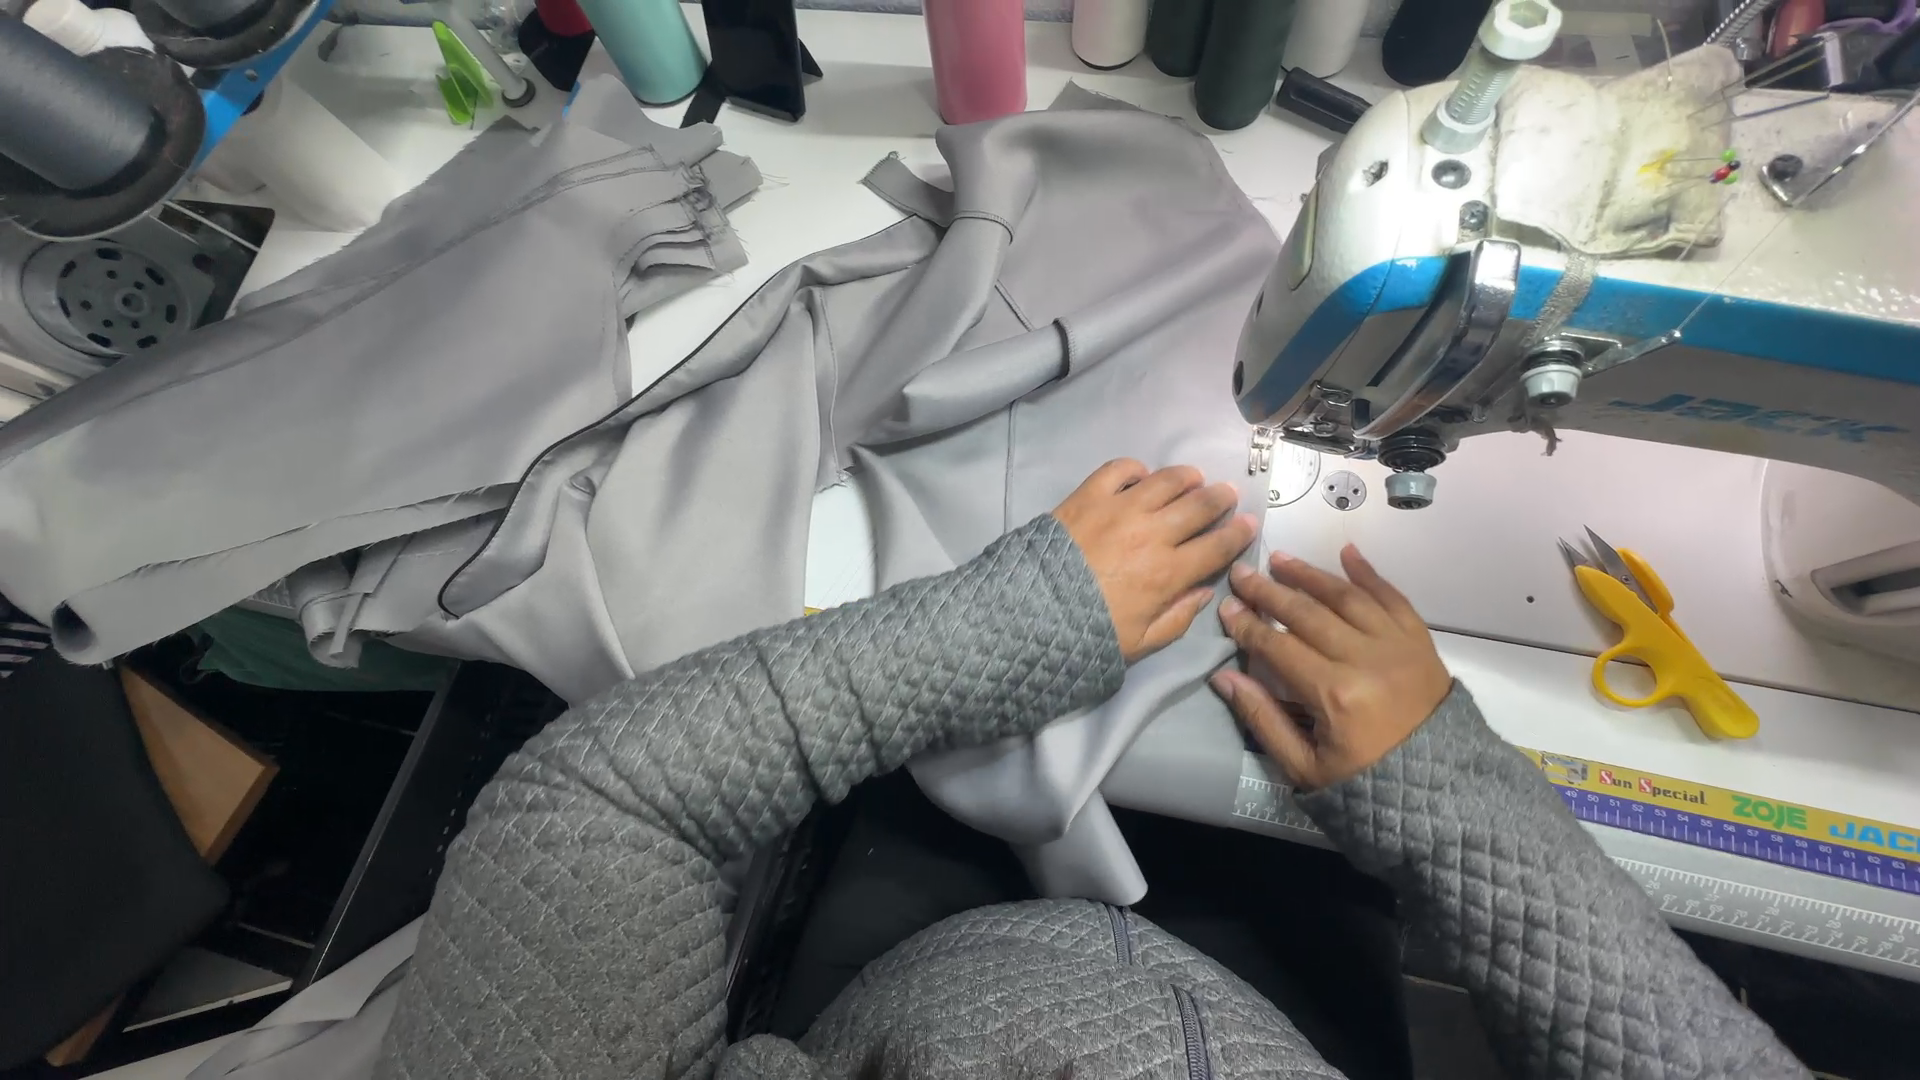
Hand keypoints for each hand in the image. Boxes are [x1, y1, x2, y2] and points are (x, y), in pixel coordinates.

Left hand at [1052, 459, 1257, 662]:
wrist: (1030, 613)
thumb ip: (1178, 618)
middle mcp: (1152, 533)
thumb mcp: (1141, 642)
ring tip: (1193, 478)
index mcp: (1168, 573)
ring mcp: (1119, 509)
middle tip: (1226, 494)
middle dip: (1220, 498)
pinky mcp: (1088, 496)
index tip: (1249, 523)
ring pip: (1166, 481)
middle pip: (1199, 506)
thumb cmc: (1087, 631)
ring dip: (1186, 477)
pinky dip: (1135, 469)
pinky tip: (1141, 475)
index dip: (1239, 533)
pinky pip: (1119, 469)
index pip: (1217, 546)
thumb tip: (1205, 591)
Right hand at [1211, 547, 1450, 788]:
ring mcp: (1398, 647)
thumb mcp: (1305, 766)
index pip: (1277, 647)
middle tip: (1242, 573)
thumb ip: (1262, 719)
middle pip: (1307, 614)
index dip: (1247, 626)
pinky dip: (1370, 573)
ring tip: (1281, 559)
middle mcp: (1366, 661)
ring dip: (1310, 575)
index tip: (1225, 607)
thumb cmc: (1367, 783)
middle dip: (1269, 591)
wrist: (1446, 794)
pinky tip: (1348, 552)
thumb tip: (1223, 678)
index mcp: (1335, 695)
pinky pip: (1393, 598)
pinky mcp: (1421, 643)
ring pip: (1347, 598)